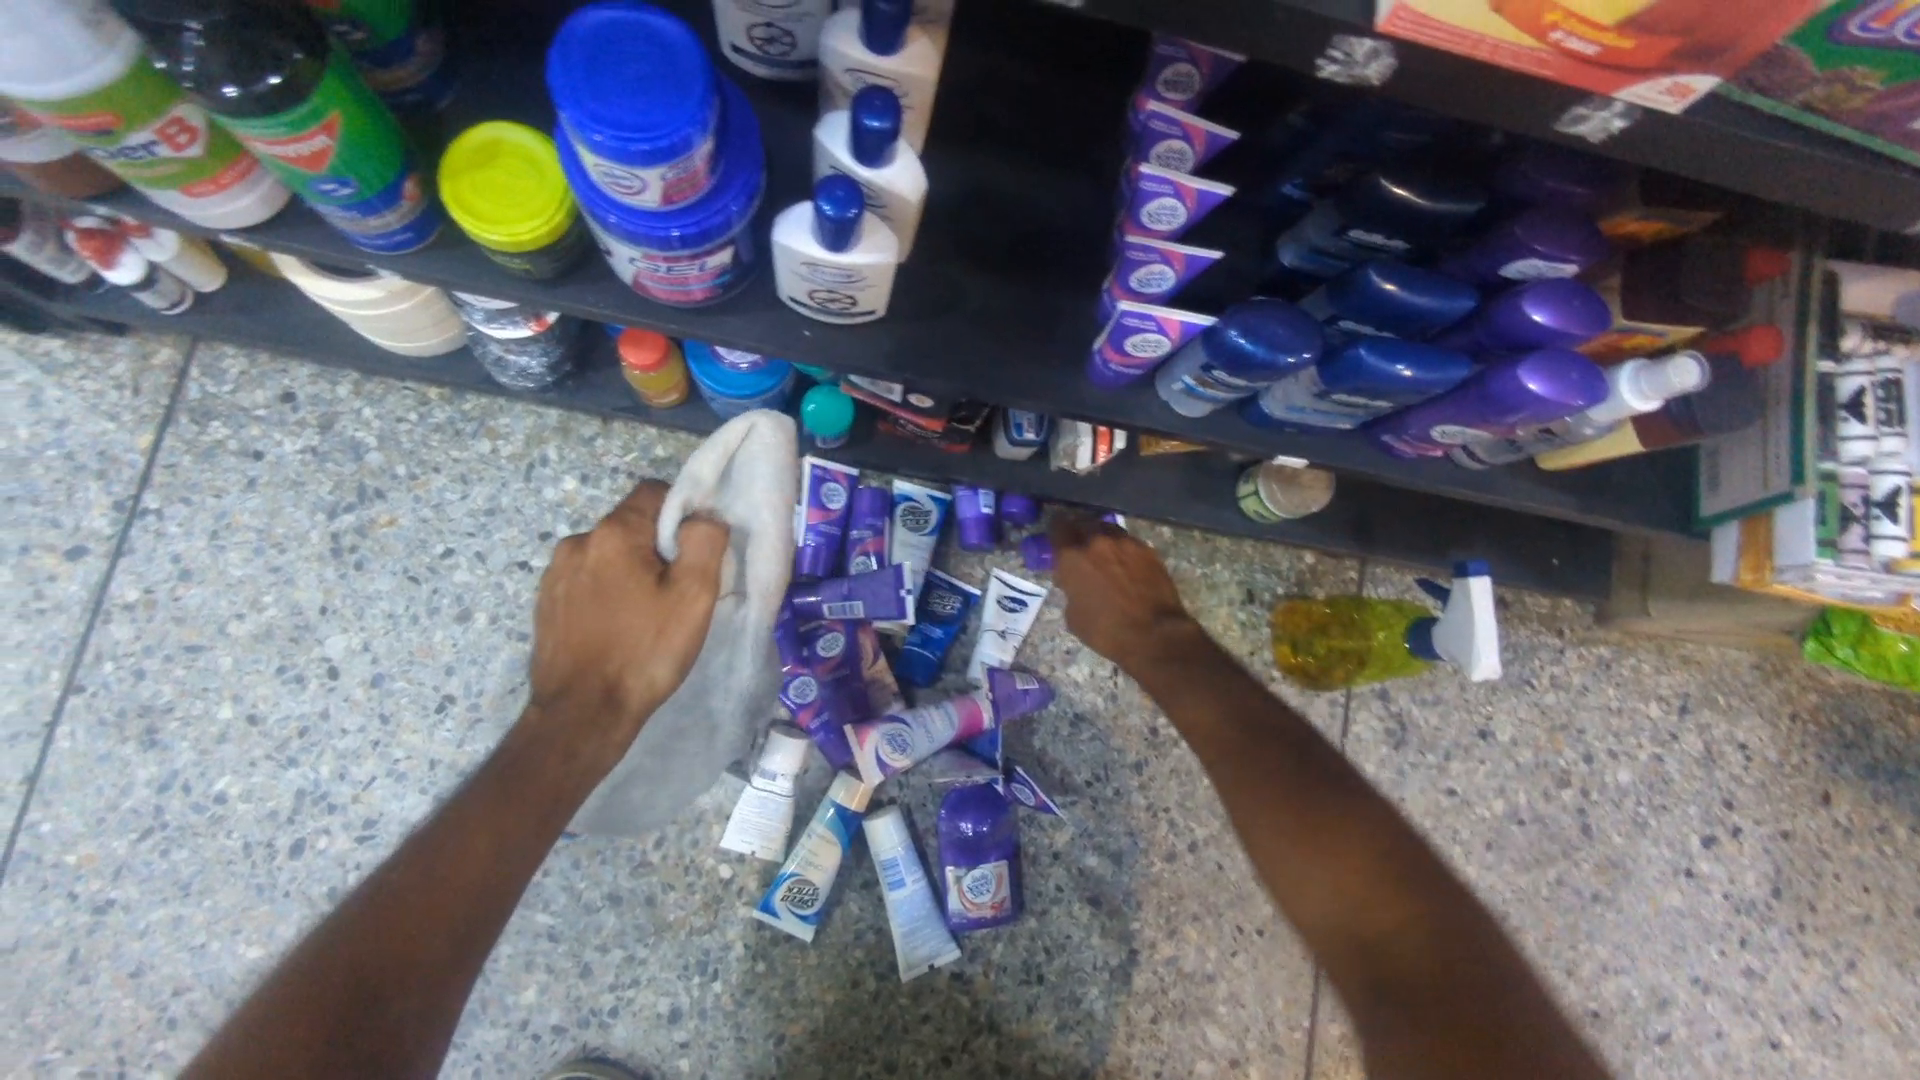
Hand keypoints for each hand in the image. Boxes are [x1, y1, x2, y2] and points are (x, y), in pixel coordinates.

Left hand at [526, 480, 729, 764]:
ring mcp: (555, 574)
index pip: (654, 493)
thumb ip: (705, 541)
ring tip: (646, 616)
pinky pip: (588, 581)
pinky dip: (608, 594)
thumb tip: (704, 516)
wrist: (583, 714)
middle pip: (631, 526)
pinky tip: (619, 629)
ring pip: (609, 555)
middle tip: (676, 594)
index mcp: (613, 534)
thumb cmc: (645, 652)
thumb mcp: (694, 596)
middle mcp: (577, 542)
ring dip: (631, 573)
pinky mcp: (546, 603)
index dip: (682, 516)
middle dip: (657, 550)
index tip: (694, 555)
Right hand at [1048, 513, 1200, 670]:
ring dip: (1101, 538)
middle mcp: (1097, 541)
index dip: (1055, 532)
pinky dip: (1122, 549)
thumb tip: (1077, 585)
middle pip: (1083, 523)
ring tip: (1103, 554)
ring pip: (1107, 529)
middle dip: (1078, 532)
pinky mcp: (1147, 549)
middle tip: (1079, 548)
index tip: (1057, 540)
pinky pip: (1128, 542)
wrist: (1154, 634)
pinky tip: (1125, 564)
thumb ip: (1070, 591)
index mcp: (1072, 557)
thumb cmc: (1106, 631)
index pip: (1057, 527)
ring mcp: (1125, 542)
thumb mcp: (1073, 616)